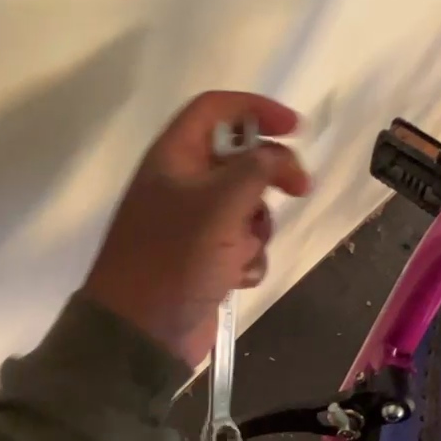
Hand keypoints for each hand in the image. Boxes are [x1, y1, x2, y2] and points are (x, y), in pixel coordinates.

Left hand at [85, 91, 311, 367]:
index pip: (215, 109)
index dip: (256, 108)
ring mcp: (194, 223)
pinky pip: (243, 244)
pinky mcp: (206, 258)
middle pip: (240, 159)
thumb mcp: (219, 204)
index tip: (295, 128)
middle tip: (298, 189)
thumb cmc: (175, 258)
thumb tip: (281, 156)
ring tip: (240, 252)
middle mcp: (183, 184)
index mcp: (173, 157)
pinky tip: (234, 279)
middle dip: (268, 179)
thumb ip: (258, 168)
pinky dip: (247, 259)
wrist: (143, 332)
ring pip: (248, 206)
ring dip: (257, 228)